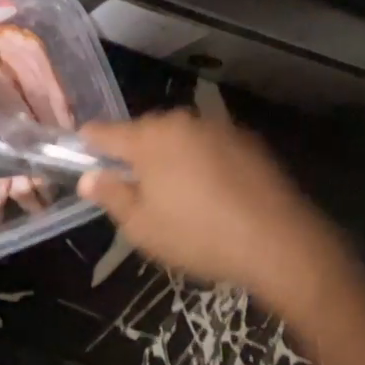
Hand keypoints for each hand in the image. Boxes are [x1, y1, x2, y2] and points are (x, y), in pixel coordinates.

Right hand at [79, 110, 336, 293]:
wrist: (281, 242)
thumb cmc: (200, 237)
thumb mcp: (143, 228)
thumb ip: (112, 196)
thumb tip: (88, 177)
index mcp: (148, 139)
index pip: (104, 131)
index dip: (90, 143)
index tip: (84, 155)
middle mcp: (179, 122)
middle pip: (143, 131)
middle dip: (136, 153)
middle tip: (137, 188)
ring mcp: (216, 127)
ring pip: (179, 137)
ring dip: (172, 156)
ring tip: (178, 194)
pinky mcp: (246, 140)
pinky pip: (209, 145)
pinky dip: (203, 160)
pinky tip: (214, 193)